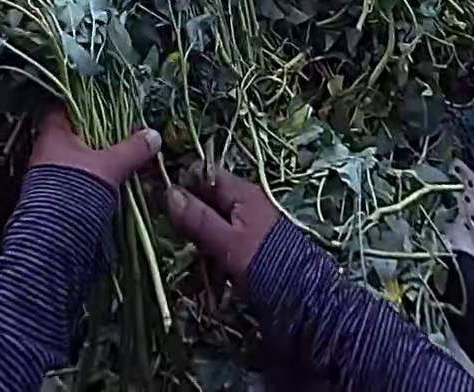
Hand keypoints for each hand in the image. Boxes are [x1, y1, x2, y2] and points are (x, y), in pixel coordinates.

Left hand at [29, 107, 160, 187]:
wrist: (53, 238)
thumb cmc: (77, 189)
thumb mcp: (111, 165)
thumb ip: (133, 149)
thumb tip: (154, 135)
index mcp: (54, 131)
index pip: (70, 105)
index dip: (90, 102)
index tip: (111, 103)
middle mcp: (46, 148)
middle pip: (77, 131)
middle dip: (100, 133)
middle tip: (124, 132)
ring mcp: (48, 171)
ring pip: (78, 154)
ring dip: (99, 156)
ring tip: (123, 157)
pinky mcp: (53, 193)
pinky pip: (77, 174)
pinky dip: (94, 174)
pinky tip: (112, 179)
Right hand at [164, 165, 281, 291]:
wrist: (305, 299)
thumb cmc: (264, 263)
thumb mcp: (227, 241)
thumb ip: (198, 218)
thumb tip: (169, 192)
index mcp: (240, 191)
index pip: (205, 174)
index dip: (185, 185)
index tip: (168, 206)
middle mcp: (244, 201)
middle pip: (208, 199)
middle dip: (191, 218)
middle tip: (181, 239)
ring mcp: (249, 224)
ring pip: (214, 223)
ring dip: (202, 241)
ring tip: (197, 263)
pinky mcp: (252, 245)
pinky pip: (225, 242)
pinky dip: (215, 255)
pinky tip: (212, 274)